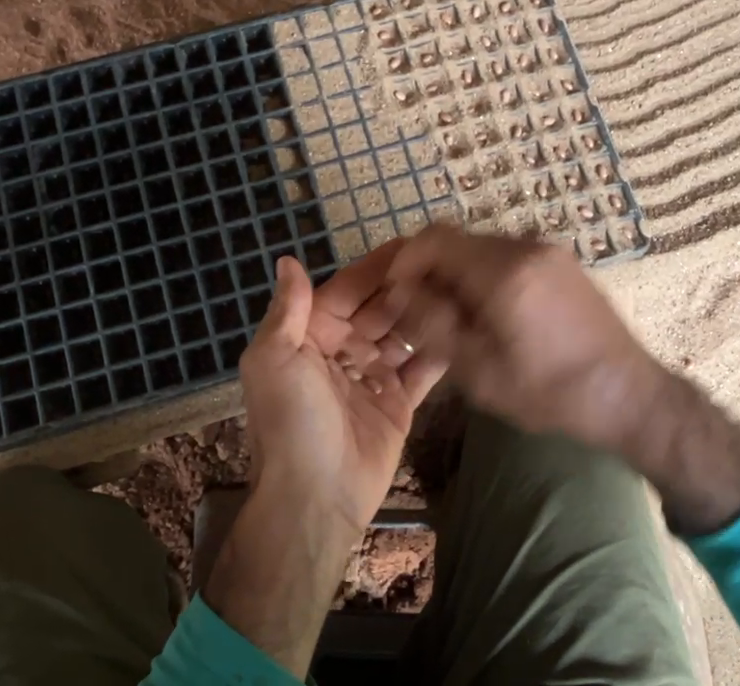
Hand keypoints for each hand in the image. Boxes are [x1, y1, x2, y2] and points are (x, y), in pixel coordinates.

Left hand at [203, 245, 447, 676]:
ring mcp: (372, 376)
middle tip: (448, 264)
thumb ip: (288, 309)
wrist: (314, 497)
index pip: (347, 290)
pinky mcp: (399, 403)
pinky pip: (421, 369)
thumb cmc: (290, 421)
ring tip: (462, 289)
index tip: (410, 243)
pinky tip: (465, 327)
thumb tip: (287, 260)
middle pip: (379, 309)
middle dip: (407, 287)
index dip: (375, 268)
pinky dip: (439, 350)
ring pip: (402, 334)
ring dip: (425, 313)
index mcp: (310, 335)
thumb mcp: (274, 359)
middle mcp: (342, 350)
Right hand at [382, 225, 739, 534]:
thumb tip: (397, 292)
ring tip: (455, 322)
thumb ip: (431, 324)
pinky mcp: (562, 262)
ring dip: (456, 276)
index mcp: (503, 270)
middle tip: (419, 314)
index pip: (432, 238)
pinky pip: (506, 257)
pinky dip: (484, 278)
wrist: (633, 398)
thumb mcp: (479, 370)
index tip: (395, 296)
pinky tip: (490, 317)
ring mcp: (547, 250)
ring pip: (479, 250)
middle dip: (429, 272)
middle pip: (455, 242)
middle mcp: (524, 246)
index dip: (403, 262)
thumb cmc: (552, 392)